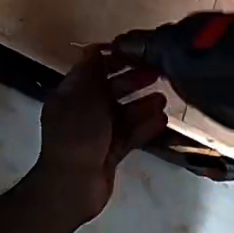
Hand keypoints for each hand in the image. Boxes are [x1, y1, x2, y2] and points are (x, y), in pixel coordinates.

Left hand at [30, 47, 169, 222]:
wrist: (73, 184)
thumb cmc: (77, 135)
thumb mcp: (85, 98)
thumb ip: (92, 73)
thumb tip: (93, 48)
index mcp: (70, 96)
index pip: (91, 71)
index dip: (112, 60)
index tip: (136, 53)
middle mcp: (82, 112)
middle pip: (109, 91)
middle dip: (132, 82)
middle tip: (157, 73)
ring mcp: (96, 134)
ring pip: (122, 114)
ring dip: (142, 105)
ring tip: (164, 98)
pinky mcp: (109, 153)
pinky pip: (129, 135)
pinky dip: (143, 128)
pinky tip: (162, 120)